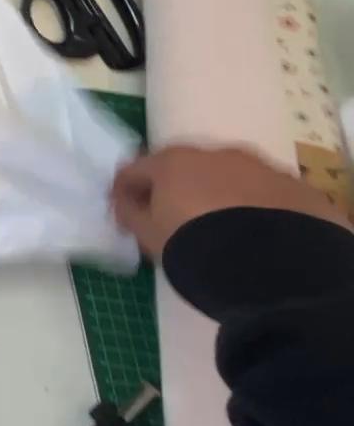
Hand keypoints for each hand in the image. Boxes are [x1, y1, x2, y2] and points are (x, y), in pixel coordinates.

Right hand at [111, 143, 346, 258]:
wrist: (278, 269)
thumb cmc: (195, 244)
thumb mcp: (148, 234)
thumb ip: (130, 213)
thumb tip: (124, 203)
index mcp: (170, 161)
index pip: (135, 171)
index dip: (127, 191)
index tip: (127, 212)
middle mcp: (214, 156)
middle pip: (186, 169)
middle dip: (179, 189)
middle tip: (178, 217)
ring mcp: (262, 171)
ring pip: (231, 179)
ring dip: (223, 196)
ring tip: (226, 227)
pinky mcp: (302, 191)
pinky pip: (270, 196)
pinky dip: (260, 208)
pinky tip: (260, 234)